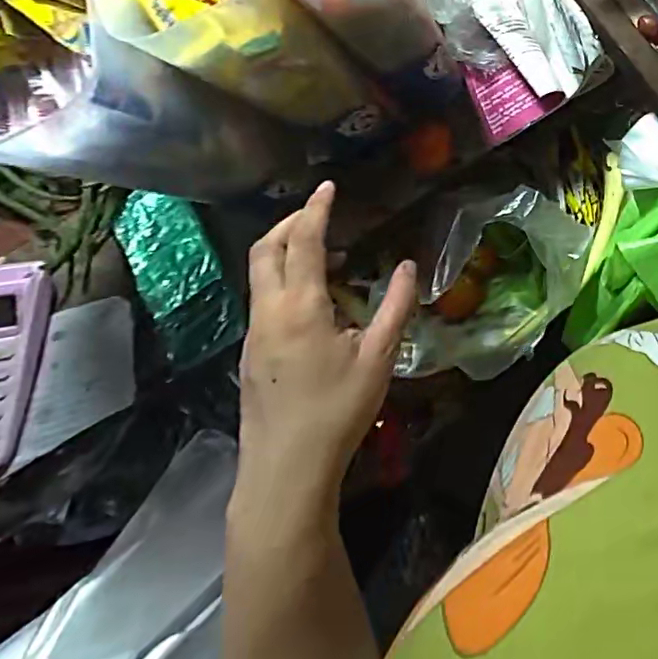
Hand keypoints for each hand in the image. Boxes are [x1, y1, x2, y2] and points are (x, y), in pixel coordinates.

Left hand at [238, 181, 416, 509]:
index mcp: (300, 306)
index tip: (328, 187)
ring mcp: (253, 333)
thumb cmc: (336, 411)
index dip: (316, 210)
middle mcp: (269, 312)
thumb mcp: (378, 358)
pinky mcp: (250, 353)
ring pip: (260, 274)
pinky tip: (315, 302)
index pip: (304, 242)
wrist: (284, 471)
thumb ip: (396, 306)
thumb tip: (407, 266)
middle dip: (290, 222)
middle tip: (320, 212)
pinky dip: (284, 279)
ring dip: (286, 251)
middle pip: (266, 249)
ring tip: (327, 255)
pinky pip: (263, 299)